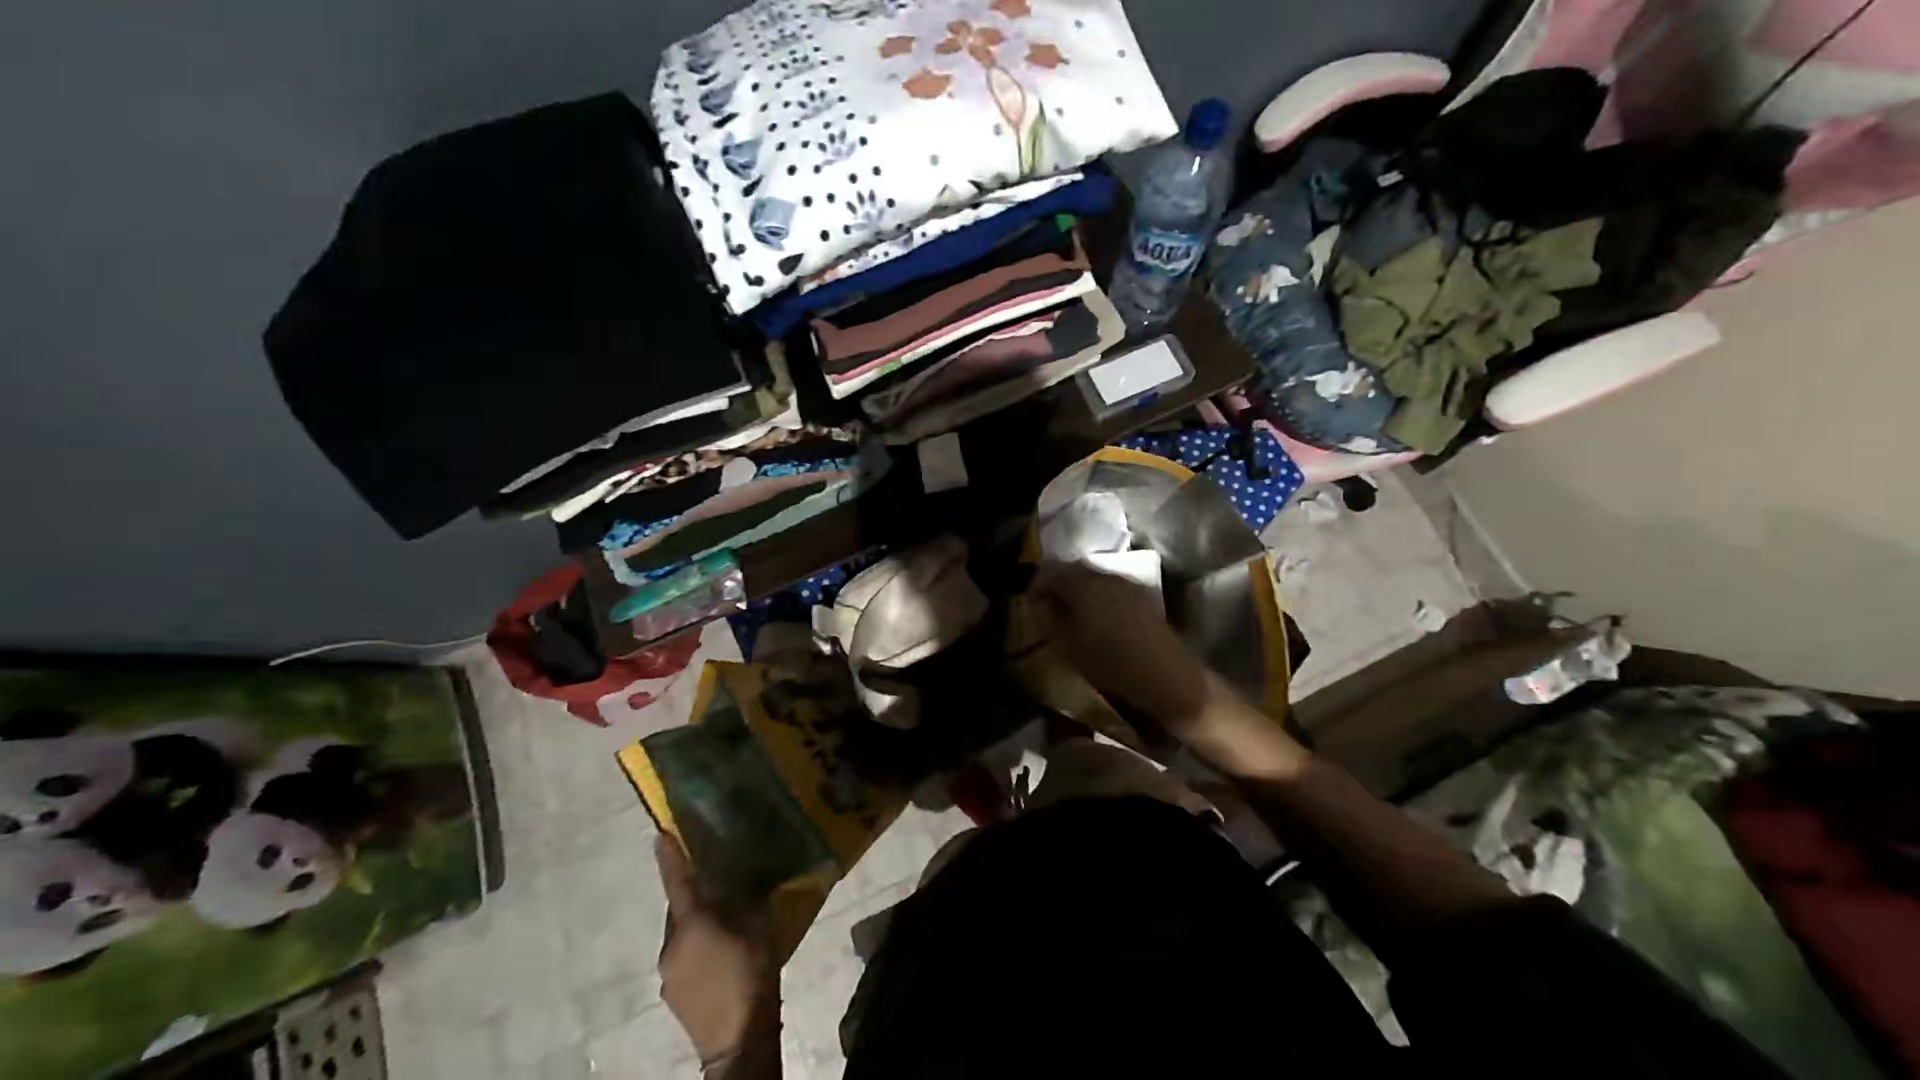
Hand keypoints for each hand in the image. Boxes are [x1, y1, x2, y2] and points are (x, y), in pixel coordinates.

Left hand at [654, 836, 775, 1067]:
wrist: (737, 1040)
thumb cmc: (752, 974)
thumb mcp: (759, 927)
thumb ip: (748, 898)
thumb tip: (744, 875)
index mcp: (692, 923)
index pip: (677, 882)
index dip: (669, 858)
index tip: (659, 834)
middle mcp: (670, 944)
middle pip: (679, 910)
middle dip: (693, 897)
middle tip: (714, 889)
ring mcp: (666, 972)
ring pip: (680, 936)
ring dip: (696, 927)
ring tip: (722, 929)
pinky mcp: (670, 994)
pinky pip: (681, 959)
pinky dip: (695, 951)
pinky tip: (717, 960)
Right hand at [1030, 561, 1208, 723]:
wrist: (1164, 674)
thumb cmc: (1109, 661)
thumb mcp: (1068, 644)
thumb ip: (1052, 618)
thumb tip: (1045, 604)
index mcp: (1083, 583)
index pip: (1050, 572)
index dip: (1036, 586)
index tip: (1029, 603)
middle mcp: (1105, 575)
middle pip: (1073, 570)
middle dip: (1058, 585)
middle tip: (1047, 605)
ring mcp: (1127, 584)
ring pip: (1093, 578)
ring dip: (1078, 590)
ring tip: (1070, 612)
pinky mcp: (1142, 597)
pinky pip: (1110, 588)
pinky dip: (1097, 596)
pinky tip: (1095, 616)